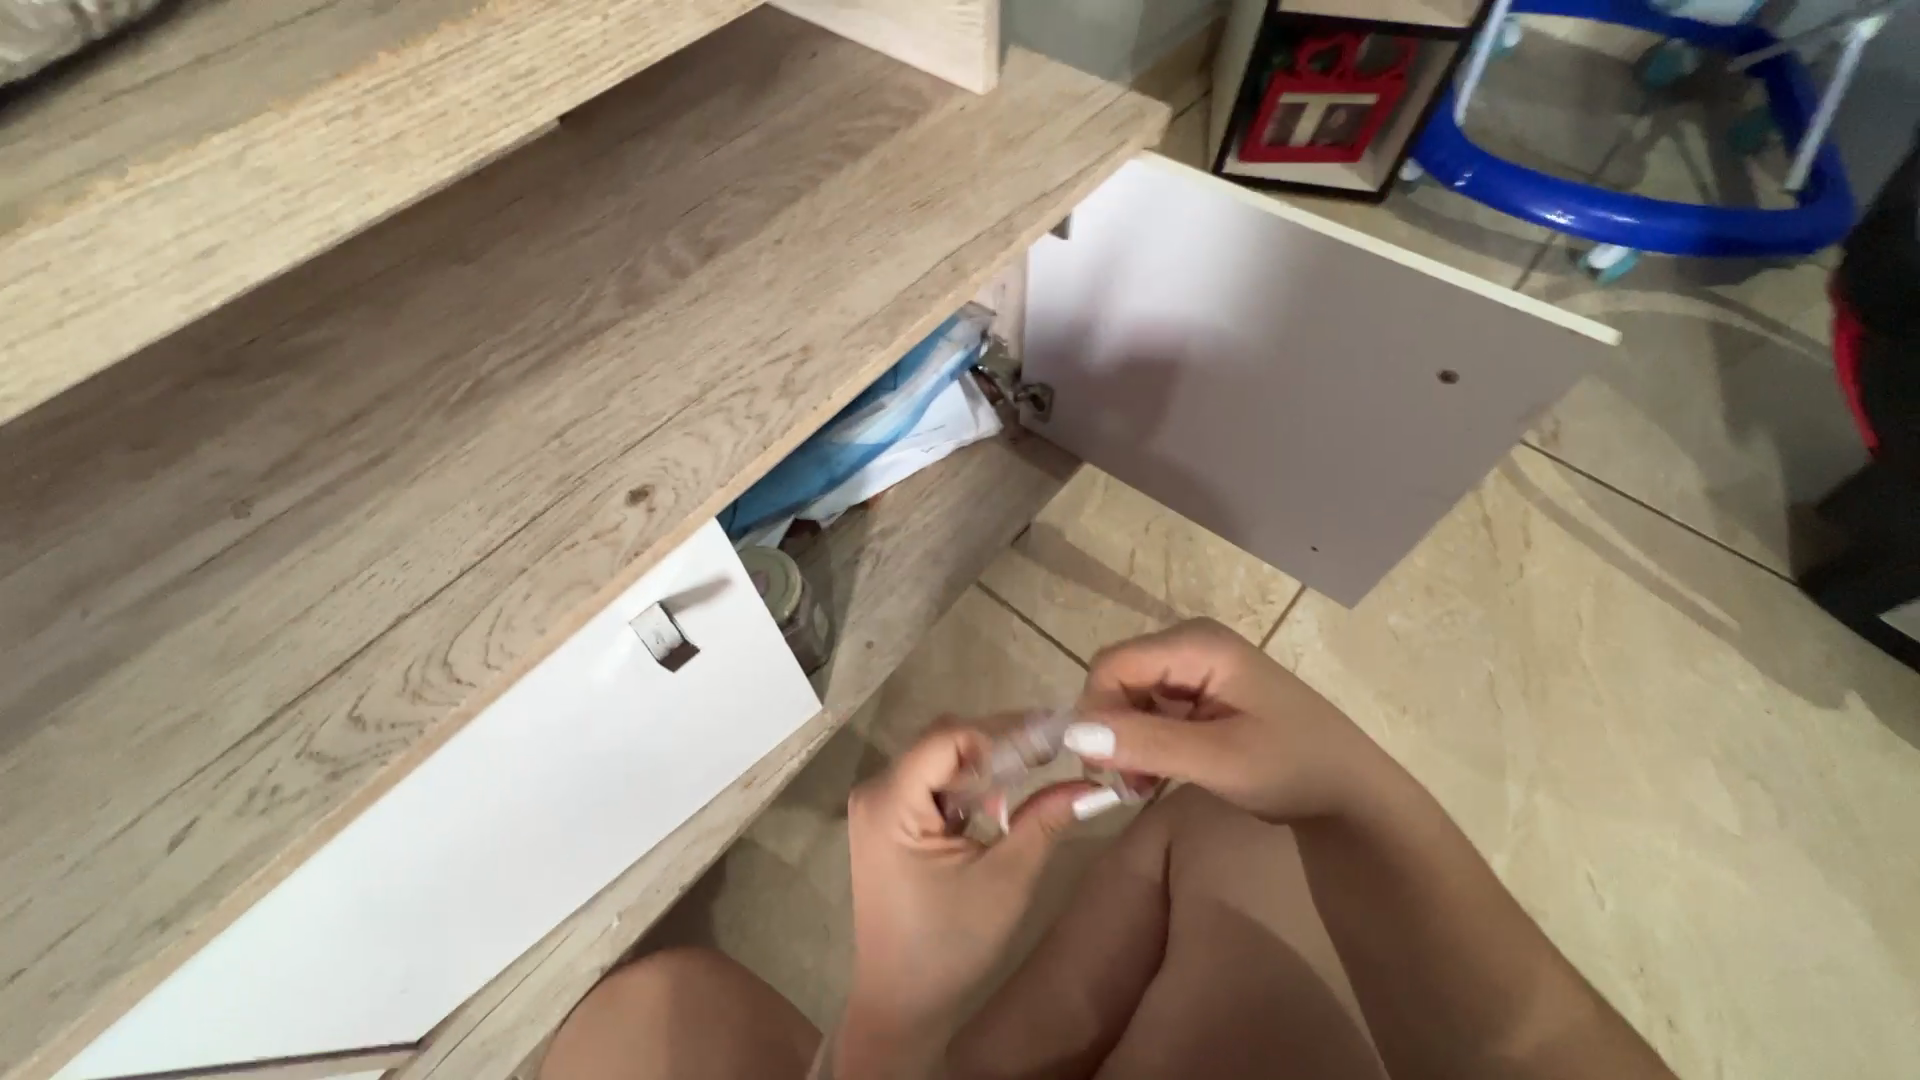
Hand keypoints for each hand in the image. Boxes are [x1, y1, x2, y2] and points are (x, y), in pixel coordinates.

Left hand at [837, 720, 1092, 1076]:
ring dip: (985, 764)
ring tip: (1033, 772)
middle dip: (998, 744)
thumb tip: (1094, 783)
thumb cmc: (950, 946)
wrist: (901, 1002)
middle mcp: (875, 792)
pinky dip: (968, 784)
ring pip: (940, 758)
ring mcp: (878, 805)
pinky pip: (932, 781)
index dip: (1001, 732)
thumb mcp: (1007, 879)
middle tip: (1051, 752)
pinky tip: (1000, 801)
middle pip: (943, 741)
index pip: (949, 737)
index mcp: (890, 803)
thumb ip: (1045, 820)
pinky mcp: (888, 819)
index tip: (1050, 740)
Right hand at [1066, 618, 1388, 821]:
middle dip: (1111, 728)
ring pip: (1131, 694)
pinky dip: (1145, 740)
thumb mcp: (1218, 760)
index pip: (1113, 664)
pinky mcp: (1203, 690)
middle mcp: (1192, 643)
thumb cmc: (1294, 769)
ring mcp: (1198, 666)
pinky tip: (1157, 772)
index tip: (1102, 766)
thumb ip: (1145, 743)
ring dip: (1126, 739)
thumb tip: (1071, 734)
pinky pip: (1152, 707)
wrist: (1352, 795)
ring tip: (1144, 784)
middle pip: (1119, 676)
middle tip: (1127, 782)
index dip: (1095, 710)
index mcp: (1198, 643)